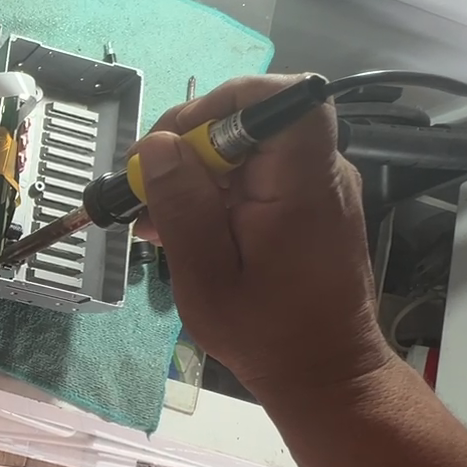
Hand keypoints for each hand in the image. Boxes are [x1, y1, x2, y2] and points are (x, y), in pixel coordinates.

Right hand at [135, 75, 390, 399]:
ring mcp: (309, 186)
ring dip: (189, 171)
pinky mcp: (297, 202)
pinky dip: (206, 190)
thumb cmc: (263, 331)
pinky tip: (174, 224)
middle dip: (188, 141)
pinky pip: (248, 175)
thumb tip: (158, 146)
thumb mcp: (205, 276)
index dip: (224, 102)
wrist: (320, 367)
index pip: (284, 98)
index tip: (176, 142)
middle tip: (146, 185)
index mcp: (301, 186)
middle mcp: (316, 173)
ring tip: (152, 213)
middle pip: (252, 119)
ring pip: (242, 146)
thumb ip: (182, 207)